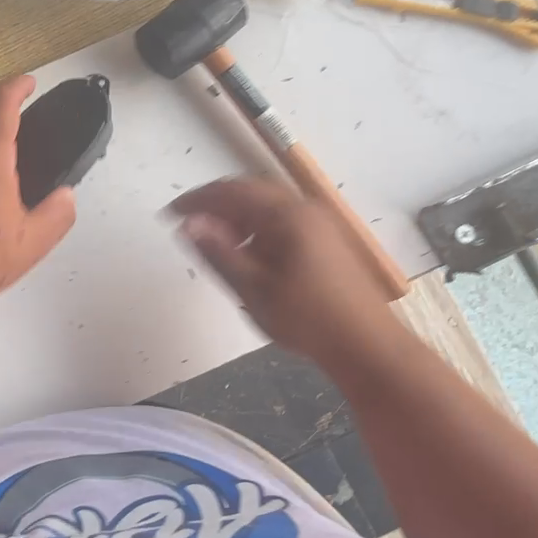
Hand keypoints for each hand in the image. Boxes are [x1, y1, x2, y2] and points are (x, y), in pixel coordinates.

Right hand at [169, 177, 398, 362]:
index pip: (231, 192)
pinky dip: (256, 227)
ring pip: (267, 206)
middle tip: (188, 225)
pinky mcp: (326, 240)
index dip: (196, 200)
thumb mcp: (253, 288)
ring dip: (236, 217)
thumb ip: (218, 252)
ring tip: (213, 242)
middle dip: (215, 205)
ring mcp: (320, 224)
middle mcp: (305, 209)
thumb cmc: (307, 318)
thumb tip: (188, 224)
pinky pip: (282, 220)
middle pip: (251, 192)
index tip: (169, 214)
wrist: (368, 346)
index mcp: (287, 215)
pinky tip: (247, 254)